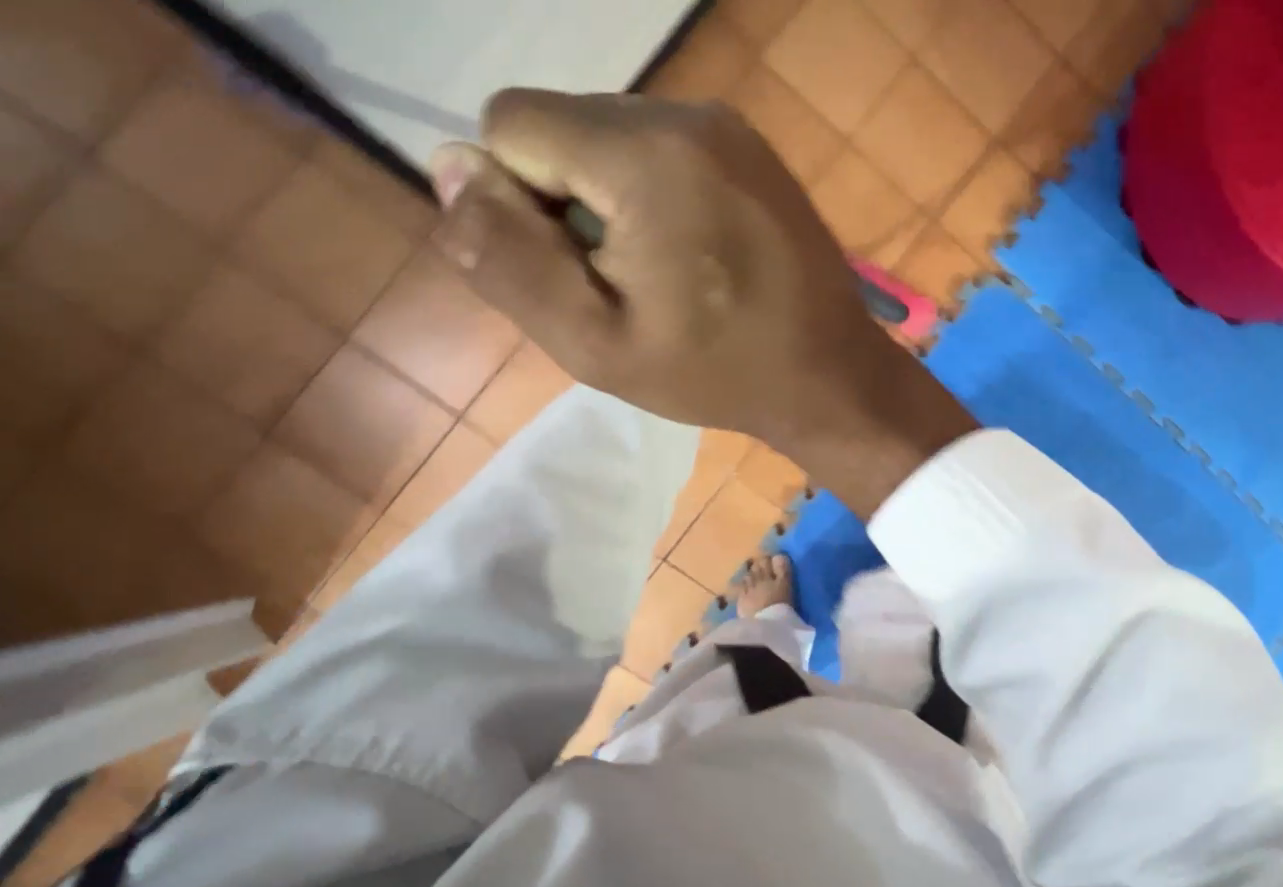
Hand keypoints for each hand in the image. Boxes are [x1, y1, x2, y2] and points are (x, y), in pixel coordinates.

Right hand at [429, 89, 976, 518]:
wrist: (832, 377)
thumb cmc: (718, 372)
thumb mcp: (594, 342)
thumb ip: (508, 256)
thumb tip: (449, 165)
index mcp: (646, 153)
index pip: (510, 124)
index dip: (519, 201)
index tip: (580, 270)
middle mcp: (689, 114)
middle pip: (564, 126)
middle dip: (567, 198)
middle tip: (627, 283)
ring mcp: (731, 127)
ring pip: (610, 135)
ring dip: (611, 199)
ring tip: (666, 274)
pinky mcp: (754, 148)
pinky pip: (663, 148)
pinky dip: (656, 193)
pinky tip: (696, 255)